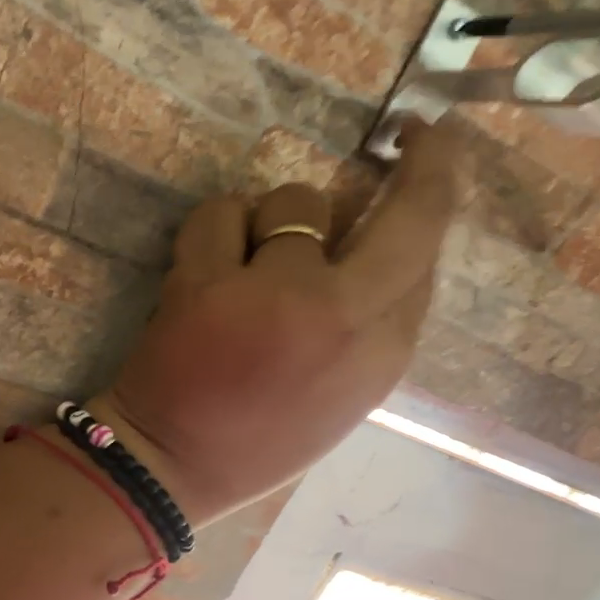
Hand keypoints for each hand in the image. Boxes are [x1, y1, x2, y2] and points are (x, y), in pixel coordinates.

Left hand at [93, 122, 462, 523]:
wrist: (169, 467)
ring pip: (296, 202)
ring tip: (239, 270)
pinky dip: (213, 229)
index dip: (430, 196)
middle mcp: (345, 319)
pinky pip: (222, 211)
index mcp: (383, 356)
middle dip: (422, 162)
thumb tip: (376, 238)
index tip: (429, 157)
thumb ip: (373, 321)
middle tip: (412, 131)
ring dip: (268, 221)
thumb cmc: (255, 437)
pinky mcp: (208, 284)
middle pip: (405, 213)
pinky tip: (201, 271)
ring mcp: (277, 297)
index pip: (428, 253)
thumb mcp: (343, 394)